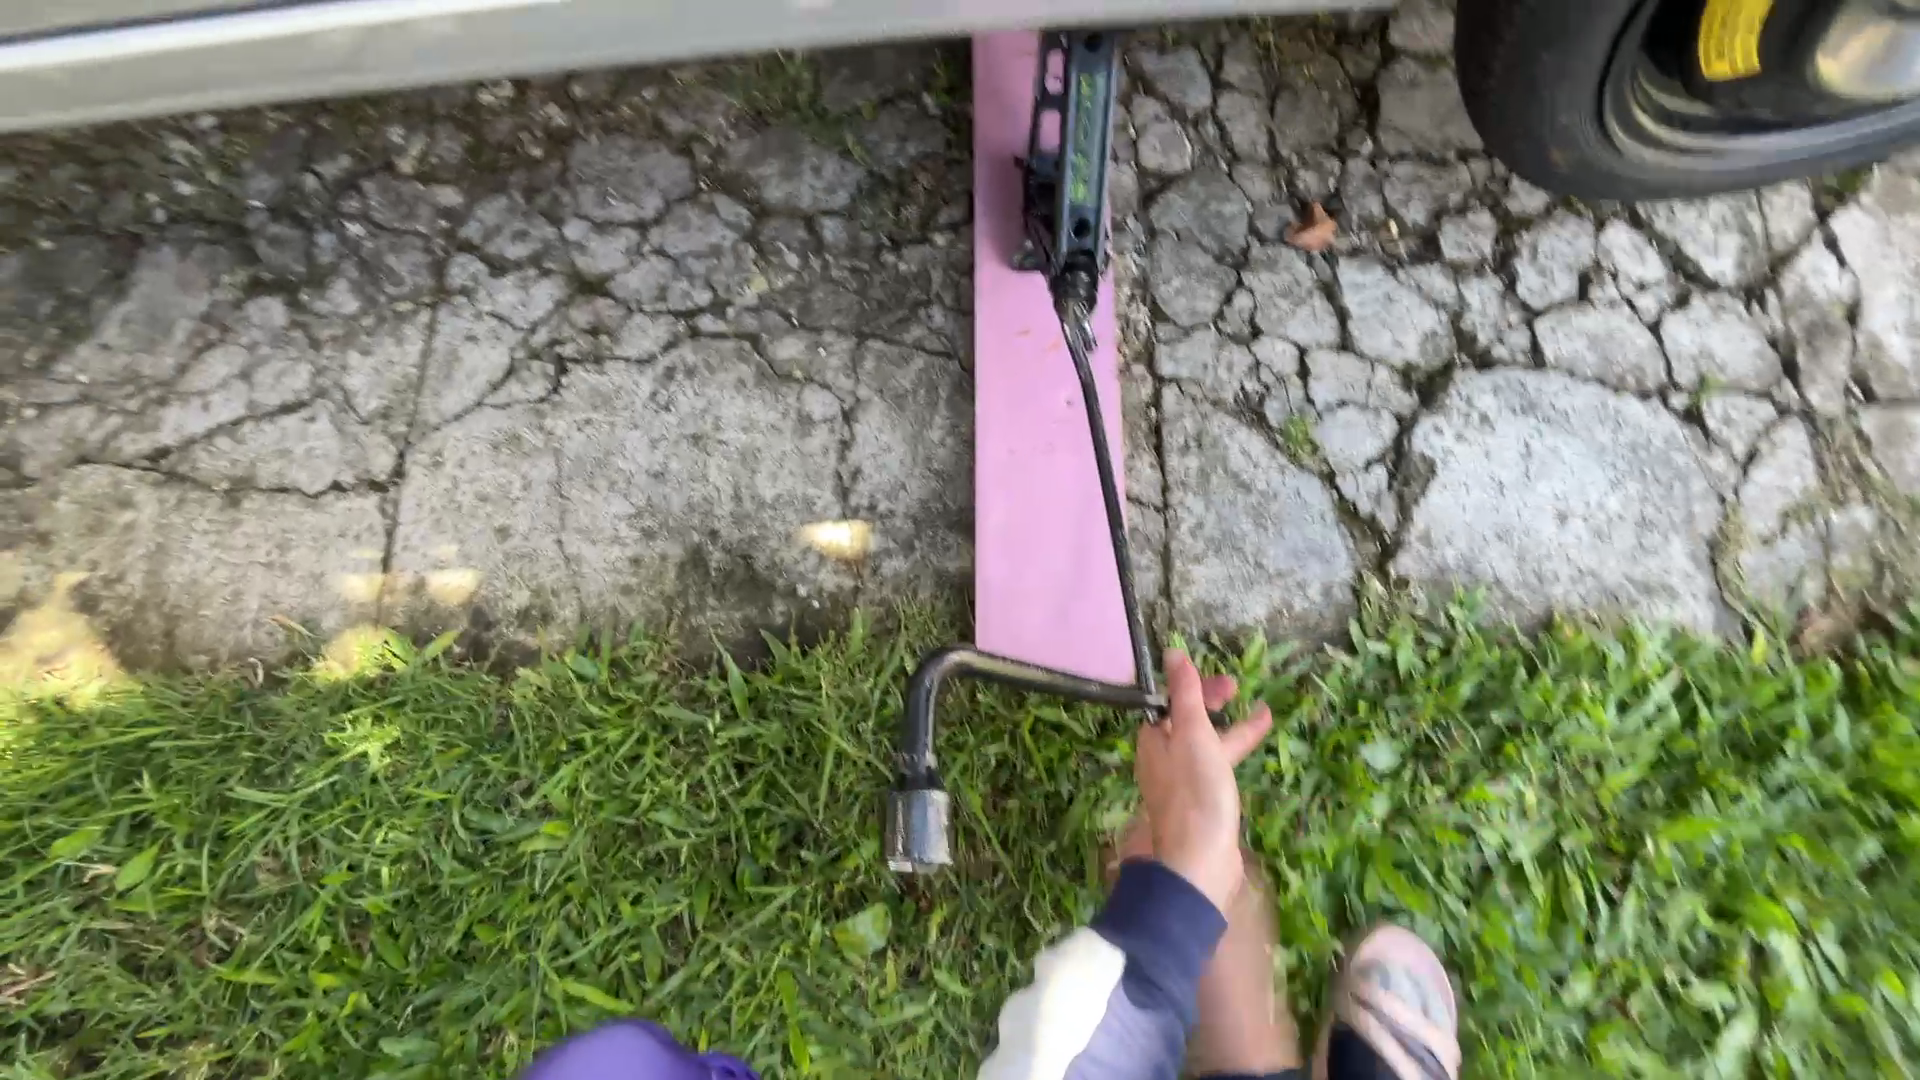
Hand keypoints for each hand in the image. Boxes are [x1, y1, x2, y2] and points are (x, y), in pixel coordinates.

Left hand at [1132, 649, 1273, 911]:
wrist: (1200, 860)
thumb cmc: (1195, 790)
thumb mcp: (1192, 733)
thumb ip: (1184, 694)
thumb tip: (1172, 653)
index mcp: (1153, 739)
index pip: (1171, 701)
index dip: (1195, 686)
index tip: (1227, 682)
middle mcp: (1162, 757)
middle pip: (1187, 720)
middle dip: (1211, 702)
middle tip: (1238, 687)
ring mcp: (1182, 781)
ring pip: (1205, 743)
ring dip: (1230, 727)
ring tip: (1264, 715)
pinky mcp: (1201, 801)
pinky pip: (1217, 767)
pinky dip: (1234, 752)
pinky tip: (1252, 753)